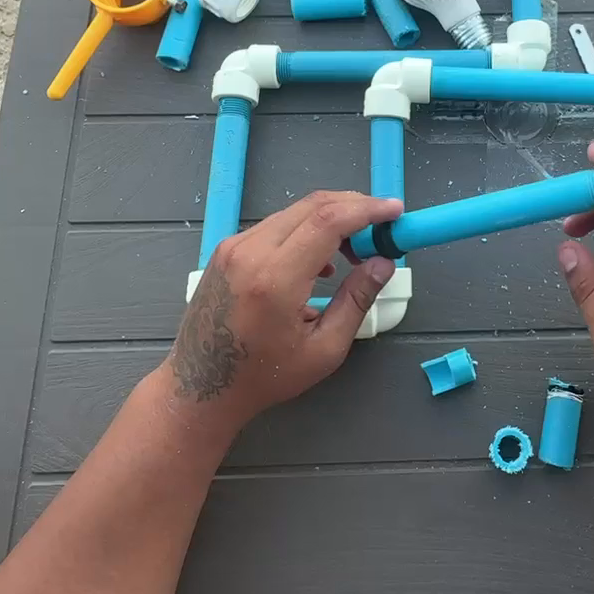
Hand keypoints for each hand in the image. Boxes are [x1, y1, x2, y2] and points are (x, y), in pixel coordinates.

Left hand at [159, 191, 402, 434]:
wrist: (199, 387)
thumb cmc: (264, 376)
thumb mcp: (324, 350)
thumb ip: (357, 300)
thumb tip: (384, 263)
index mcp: (275, 279)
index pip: (328, 221)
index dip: (367, 210)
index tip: (395, 211)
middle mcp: (250, 252)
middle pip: (312, 206)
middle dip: (354, 207)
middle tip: (382, 226)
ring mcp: (233, 247)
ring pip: (294, 212)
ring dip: (331, 218)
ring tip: (355, 249)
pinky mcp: (227, 249)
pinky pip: (276, 225)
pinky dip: (306, 229)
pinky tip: (322, 259)